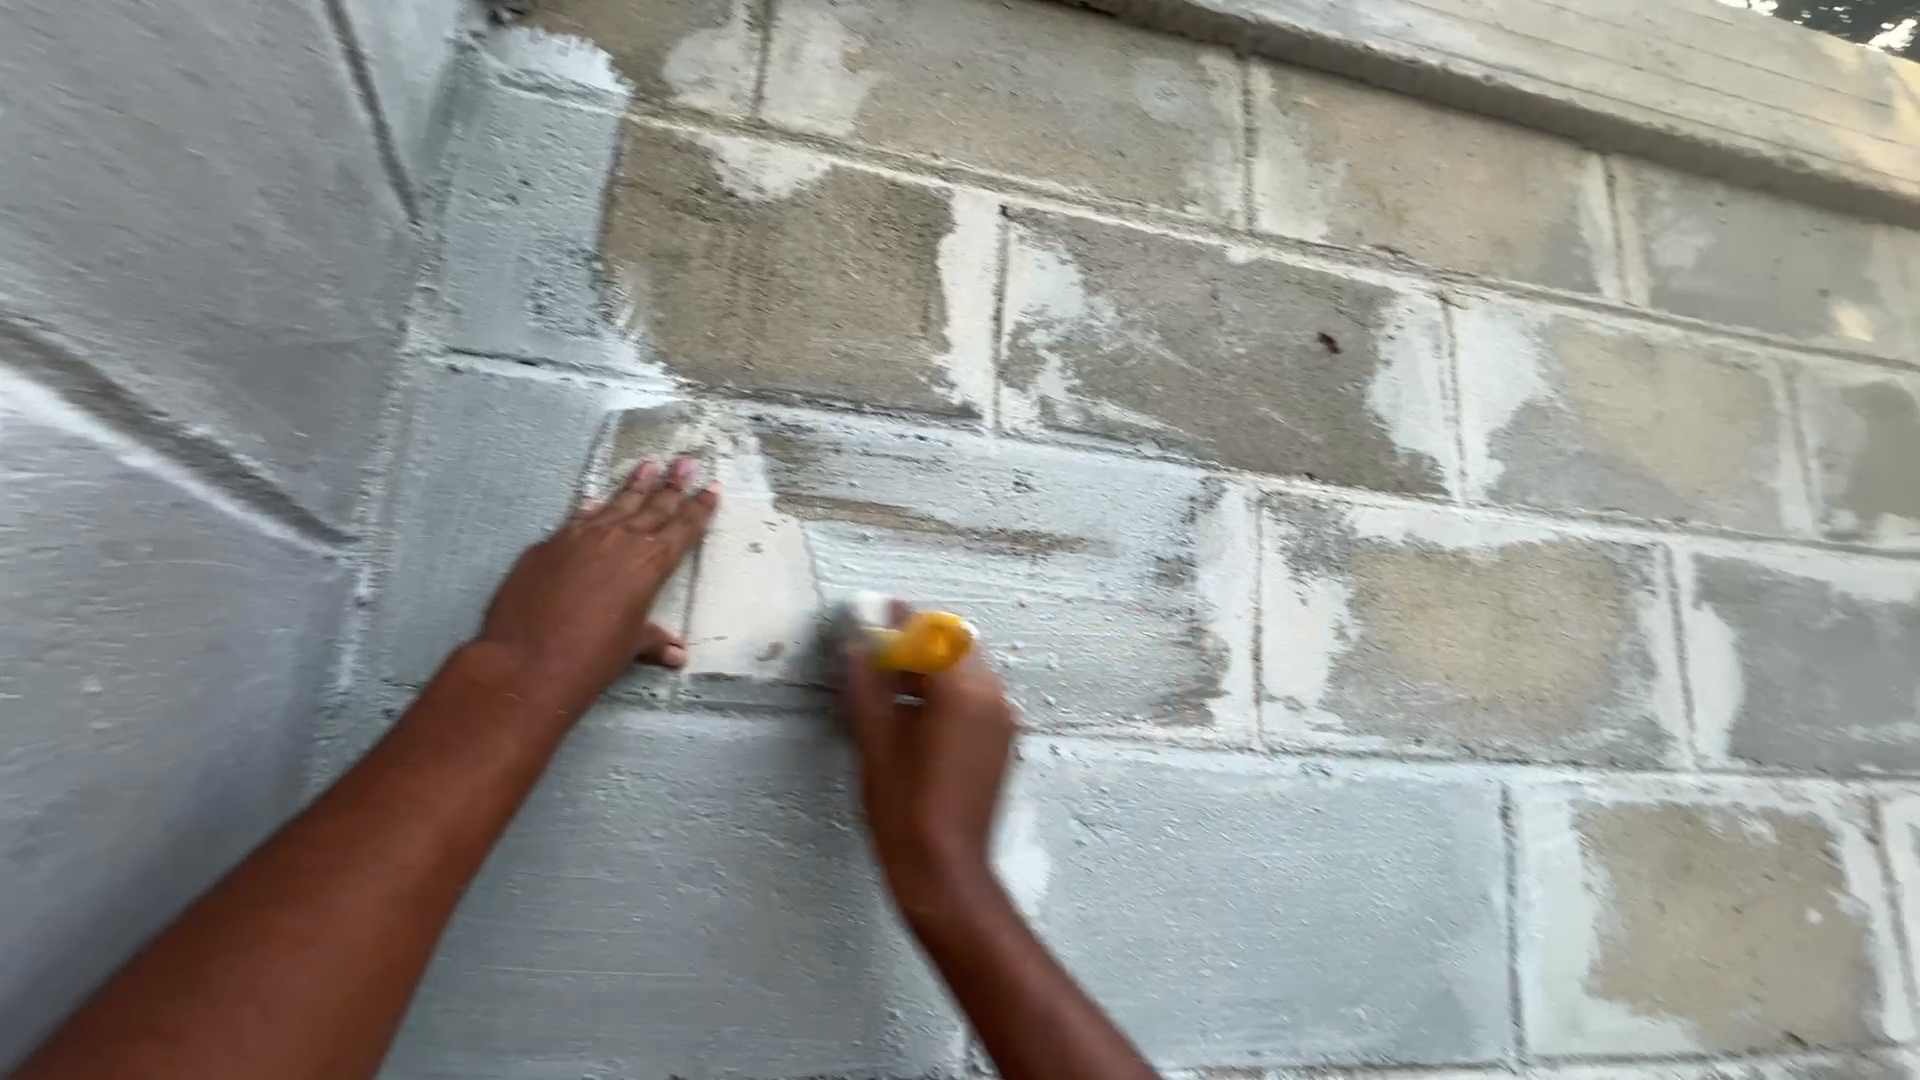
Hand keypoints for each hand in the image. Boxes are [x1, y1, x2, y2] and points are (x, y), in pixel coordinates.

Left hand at [475, 456, 718, 715]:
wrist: (527, 660)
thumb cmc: (592, 656)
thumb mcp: (631, 646)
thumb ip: (655, 641)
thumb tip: (677, 655)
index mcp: (652, 562)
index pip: (684, 527)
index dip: (700, 508)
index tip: (712, 488)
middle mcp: (621, 539)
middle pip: (655, 505)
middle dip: (674, 483)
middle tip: (687, 461)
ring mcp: (582, 536)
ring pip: (616, 503)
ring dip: (635, 484)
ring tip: (649, 464)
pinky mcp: (549, 544)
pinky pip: (578, 518)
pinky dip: (592, 509)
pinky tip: (596, 500)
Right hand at [841, 603, 1018, 917]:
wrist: (946, 871)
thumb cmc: (904, 811)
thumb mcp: (875, 743)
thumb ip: (867, 686)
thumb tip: (856, 648)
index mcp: (961, 692)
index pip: (930, 634)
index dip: (901, 619)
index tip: (878, 609)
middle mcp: (992, 696)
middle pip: (954, 646)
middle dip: (918, 640)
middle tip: (881, 647)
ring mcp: (1003, 719)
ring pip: (968, 669)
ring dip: (934, 663)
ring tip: (894, 678)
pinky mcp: (1003, 739)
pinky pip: (978, 694)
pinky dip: (950, 688)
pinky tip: (918, 708)